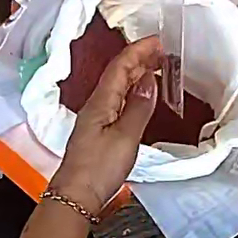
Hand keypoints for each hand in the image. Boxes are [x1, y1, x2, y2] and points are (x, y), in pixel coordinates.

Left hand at [49, 36, 162, 215]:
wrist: (76, 196)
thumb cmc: (98, 169)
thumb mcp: (125, 137)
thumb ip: (138, 108)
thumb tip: (148, 81)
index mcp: (100, 102)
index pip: (120, 67)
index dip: (138, 50)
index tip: (157, 41)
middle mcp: (96, 107)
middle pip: (117, 74)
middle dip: (139, 58)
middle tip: (161, 51)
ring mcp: (96, 119)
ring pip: (117, 87)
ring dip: (136, 74)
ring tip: (155, 68)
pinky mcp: (98, 133)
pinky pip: (116, 102)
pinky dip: (132, 93)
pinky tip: (140, 97)